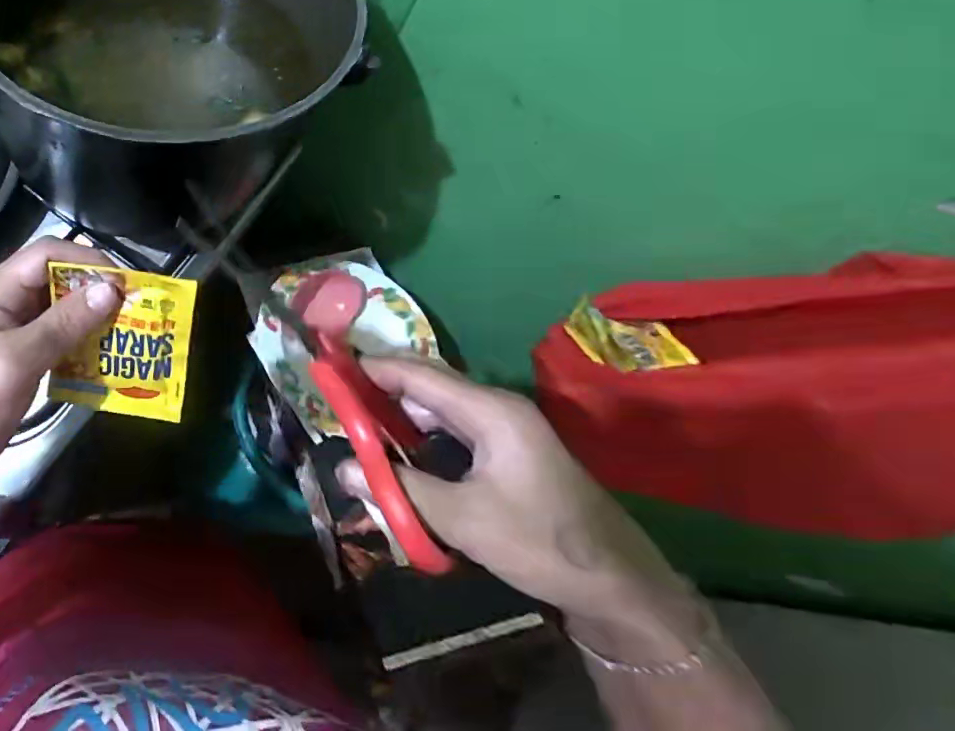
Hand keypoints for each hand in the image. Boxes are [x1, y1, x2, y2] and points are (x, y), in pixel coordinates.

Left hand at [0, 237, 121, 477]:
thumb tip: (109, 289)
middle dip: (95, 287)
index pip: (46, 253)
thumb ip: (63, 324)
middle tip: (133, 306)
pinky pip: (58, 335)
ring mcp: (14, 329)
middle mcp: (7, 302)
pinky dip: (82, 339)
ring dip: (92, 315)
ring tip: (127, 328)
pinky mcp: (22, 354)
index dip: (86, 260)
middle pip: (57, 277)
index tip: (121, 282)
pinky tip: (105, 352)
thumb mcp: (18, 360)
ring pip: (61, 307)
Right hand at [339, 357, 702, 656]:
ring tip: (361, 417)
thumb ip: (401, 489)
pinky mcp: (510, 448)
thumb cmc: (541, 542)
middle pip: (429, 383)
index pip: (420, 375)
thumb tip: (344, 469)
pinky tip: (402, 445)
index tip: (333, 369)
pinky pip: (455, 425)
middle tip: (340, 393)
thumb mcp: (464, 520)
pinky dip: (423, 429)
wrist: (620, 584)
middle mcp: (497, 407)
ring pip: (441, 404)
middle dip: (383, 385)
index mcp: (490, 411)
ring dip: (402, 409)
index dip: (374, 369)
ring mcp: (507, 426)